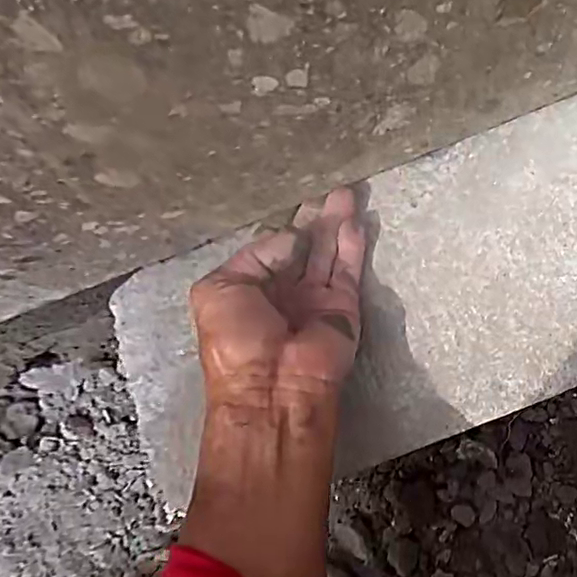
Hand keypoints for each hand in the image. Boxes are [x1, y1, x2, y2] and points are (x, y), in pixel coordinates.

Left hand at [179, 186, 365, 576]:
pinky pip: (350, 268)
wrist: (275, 387)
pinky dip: (355, 244)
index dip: (284, 225)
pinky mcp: (346, 305)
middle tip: (331, 189)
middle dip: (316, 217)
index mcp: (250, 287)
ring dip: (339, 223)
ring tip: (348, 193)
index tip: (296, 200)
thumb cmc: (235, 343)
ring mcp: (319, 296)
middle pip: (307, 245)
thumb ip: (256, 256)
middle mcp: (286, 289)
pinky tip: (357, 221)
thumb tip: (295, 239)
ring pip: (332, 251)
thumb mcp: (219, 290)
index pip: (272, 248)